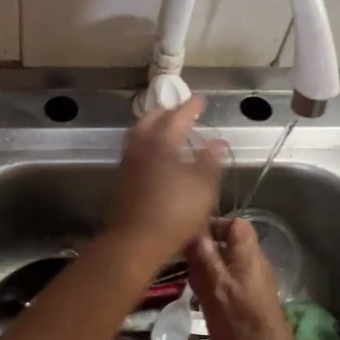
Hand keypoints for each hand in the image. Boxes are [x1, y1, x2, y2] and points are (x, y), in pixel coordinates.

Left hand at [108, 98, 224, 257]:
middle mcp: (141, 146)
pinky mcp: (123, 178)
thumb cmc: (176, 211)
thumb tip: (216, 141)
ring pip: (139, 133)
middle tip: (181, 111)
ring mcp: (129, 162)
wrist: (137, 240)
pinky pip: (135, 149)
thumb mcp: (204, 186)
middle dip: (167, 112)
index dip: (191, 107)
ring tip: (167, 129)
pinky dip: (147, 143)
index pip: (178, 116)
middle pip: (152, 120)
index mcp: (162, 141)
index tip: (201, 100)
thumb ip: (210, 160)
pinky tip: (157, 154)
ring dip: (153, 126)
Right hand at [187, 217, 305, 339]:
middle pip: (227, 245)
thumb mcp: (215, 287)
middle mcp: (253, 264)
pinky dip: (213, 290)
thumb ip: (204, 256)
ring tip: (191, 289)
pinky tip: (202, 305)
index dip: (213, 225)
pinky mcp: (250, 302)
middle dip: (204, 253)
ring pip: (225, 266)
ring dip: (206, 273)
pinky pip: (228, 285)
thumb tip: (192, 227)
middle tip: (185, 268)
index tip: (189, 238)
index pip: (234, 224)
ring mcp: (253, 284)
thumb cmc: (240, 322)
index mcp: (248, 255)